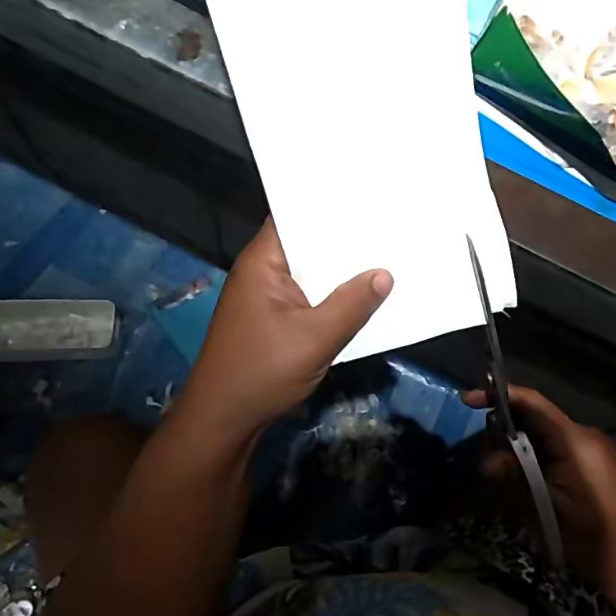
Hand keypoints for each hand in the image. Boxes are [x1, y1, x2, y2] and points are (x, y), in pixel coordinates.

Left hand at [180, 220, 391, 436]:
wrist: (223, 419)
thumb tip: (384, 275)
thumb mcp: (315, 339)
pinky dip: (330, 297)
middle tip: (391, 224)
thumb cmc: (261, 373)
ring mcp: (266, 297)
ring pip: (310, 274)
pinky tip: (363, 296)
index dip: (330, 205)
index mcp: (262, 262)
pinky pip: (307, 298)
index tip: (370, 196)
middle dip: (345, 239)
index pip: (295, 216)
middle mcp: (261, 272)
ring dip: (340, 272)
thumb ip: (352, 305)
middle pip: (306, 245)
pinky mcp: (273, 320)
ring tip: (387, 255)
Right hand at [463, 384, 615, 588]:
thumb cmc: (585, 533)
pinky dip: (530, 454)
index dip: (500, 396)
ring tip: (498, 472)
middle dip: (503, 430)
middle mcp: (584, 436)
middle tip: (484, 456)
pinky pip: (552, 446)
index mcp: (576, 441)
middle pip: (534, 417)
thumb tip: (486, 461)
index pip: (533, 404)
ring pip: (540, 433)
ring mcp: (589, 449)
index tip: (470, 400)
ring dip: (515, 446)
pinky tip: (518, 474)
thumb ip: (514, 474)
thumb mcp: (542, 503)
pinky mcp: (588, 462)